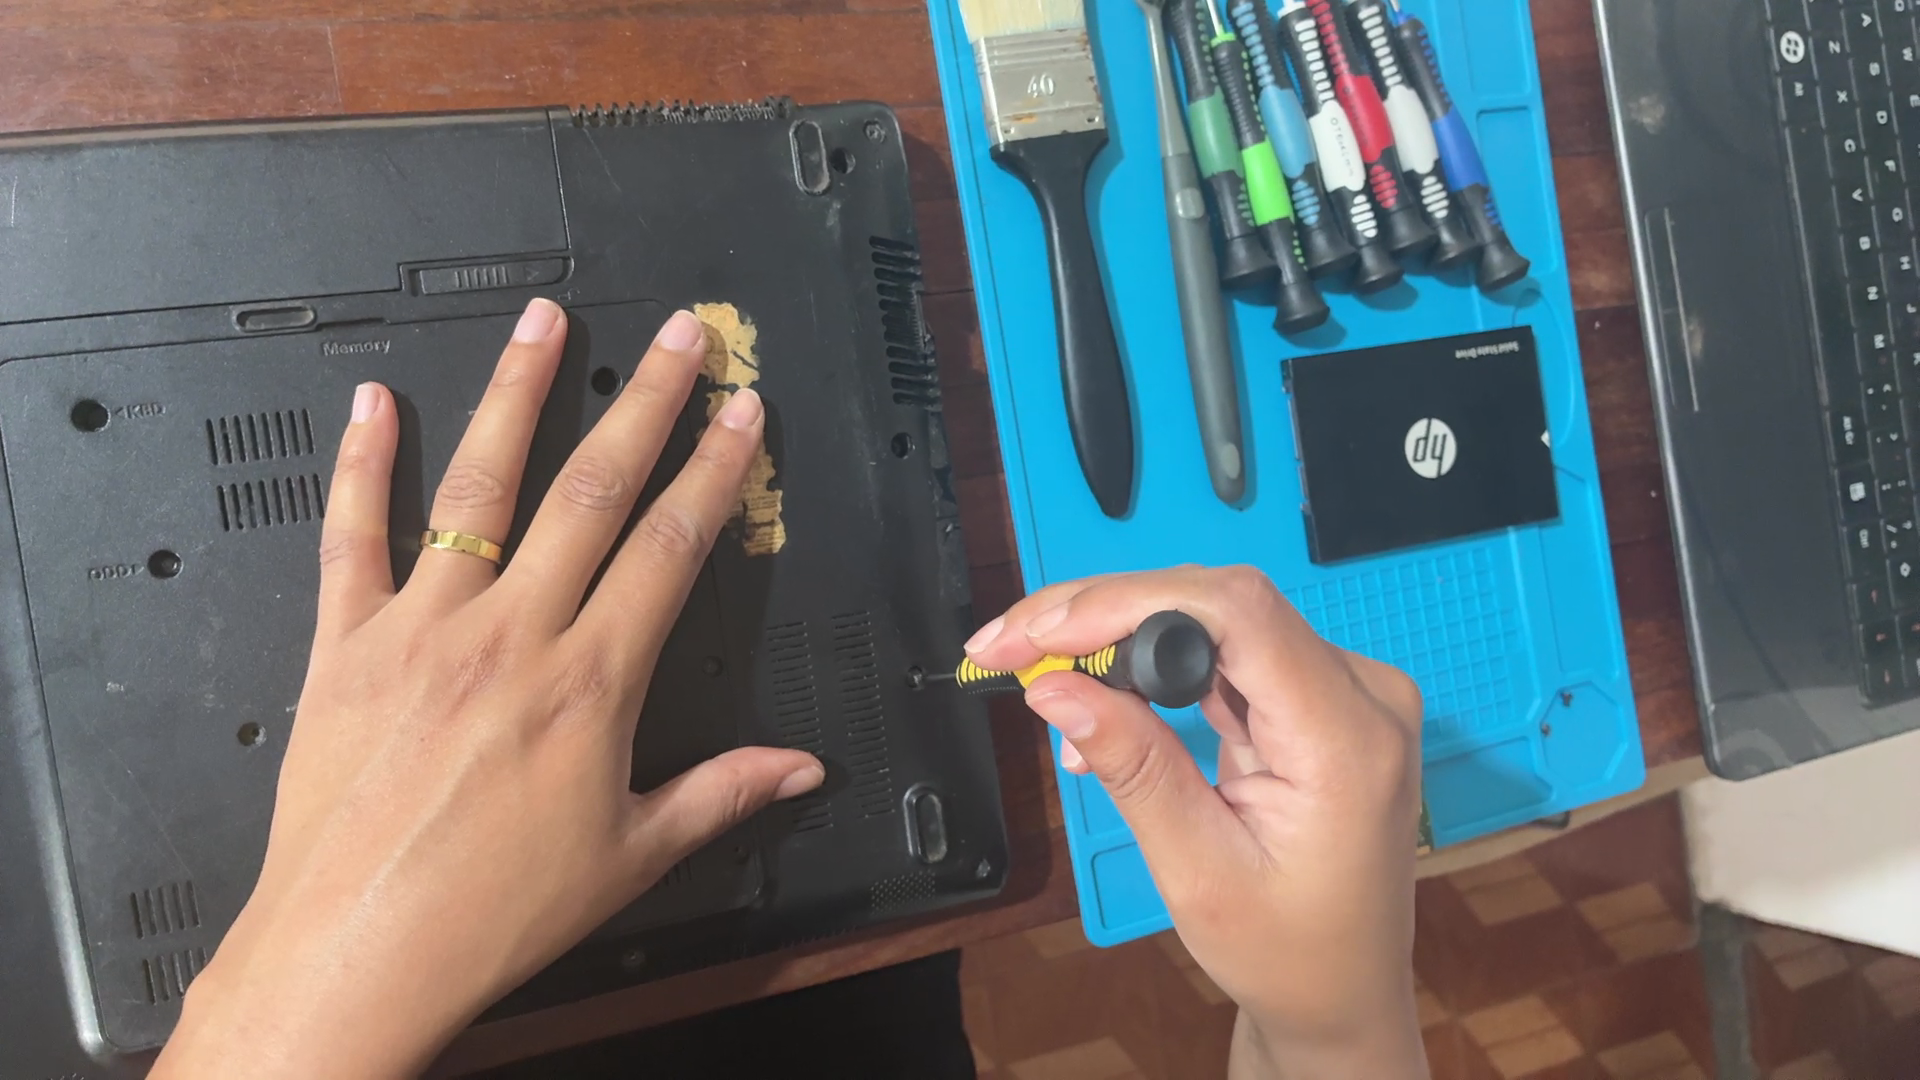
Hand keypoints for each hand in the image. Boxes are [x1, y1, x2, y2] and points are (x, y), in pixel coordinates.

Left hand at [153, 300, 825, 1079]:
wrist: (347, 965)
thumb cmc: (502, 909)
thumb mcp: (636, 850)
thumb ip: (728, 790)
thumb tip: (809, 768)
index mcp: (593, 677)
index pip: (673, 544)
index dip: (716, 469)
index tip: (742, 410)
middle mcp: (515, 631)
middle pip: (595, 490)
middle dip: (646, 402)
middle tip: (679, 335)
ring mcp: (424, 628)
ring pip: (480, 487)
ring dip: (517, 395)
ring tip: (545, 321)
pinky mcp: (344, 646)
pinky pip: (351, 539)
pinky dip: (361, 466)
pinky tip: (372, 402)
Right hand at [967, 567, 1427, 1079]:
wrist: (1343, 988)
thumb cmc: (1286, 952)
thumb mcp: (1198, 873)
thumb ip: (1132, 767)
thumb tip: (1052, 687)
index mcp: (1345, 737)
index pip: (1236, 612)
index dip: (1128, 602)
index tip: (1041, 635)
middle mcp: (1352, 688)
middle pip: (1211, 602)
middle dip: (1096, 612)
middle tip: (1008, 643)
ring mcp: (1329, 683)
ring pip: (1200, 614)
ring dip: (1106, 630)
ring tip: (1032, 663)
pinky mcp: (1298, 690)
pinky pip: (1207, 648)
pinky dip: (1136, 661)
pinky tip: (1088, 692)